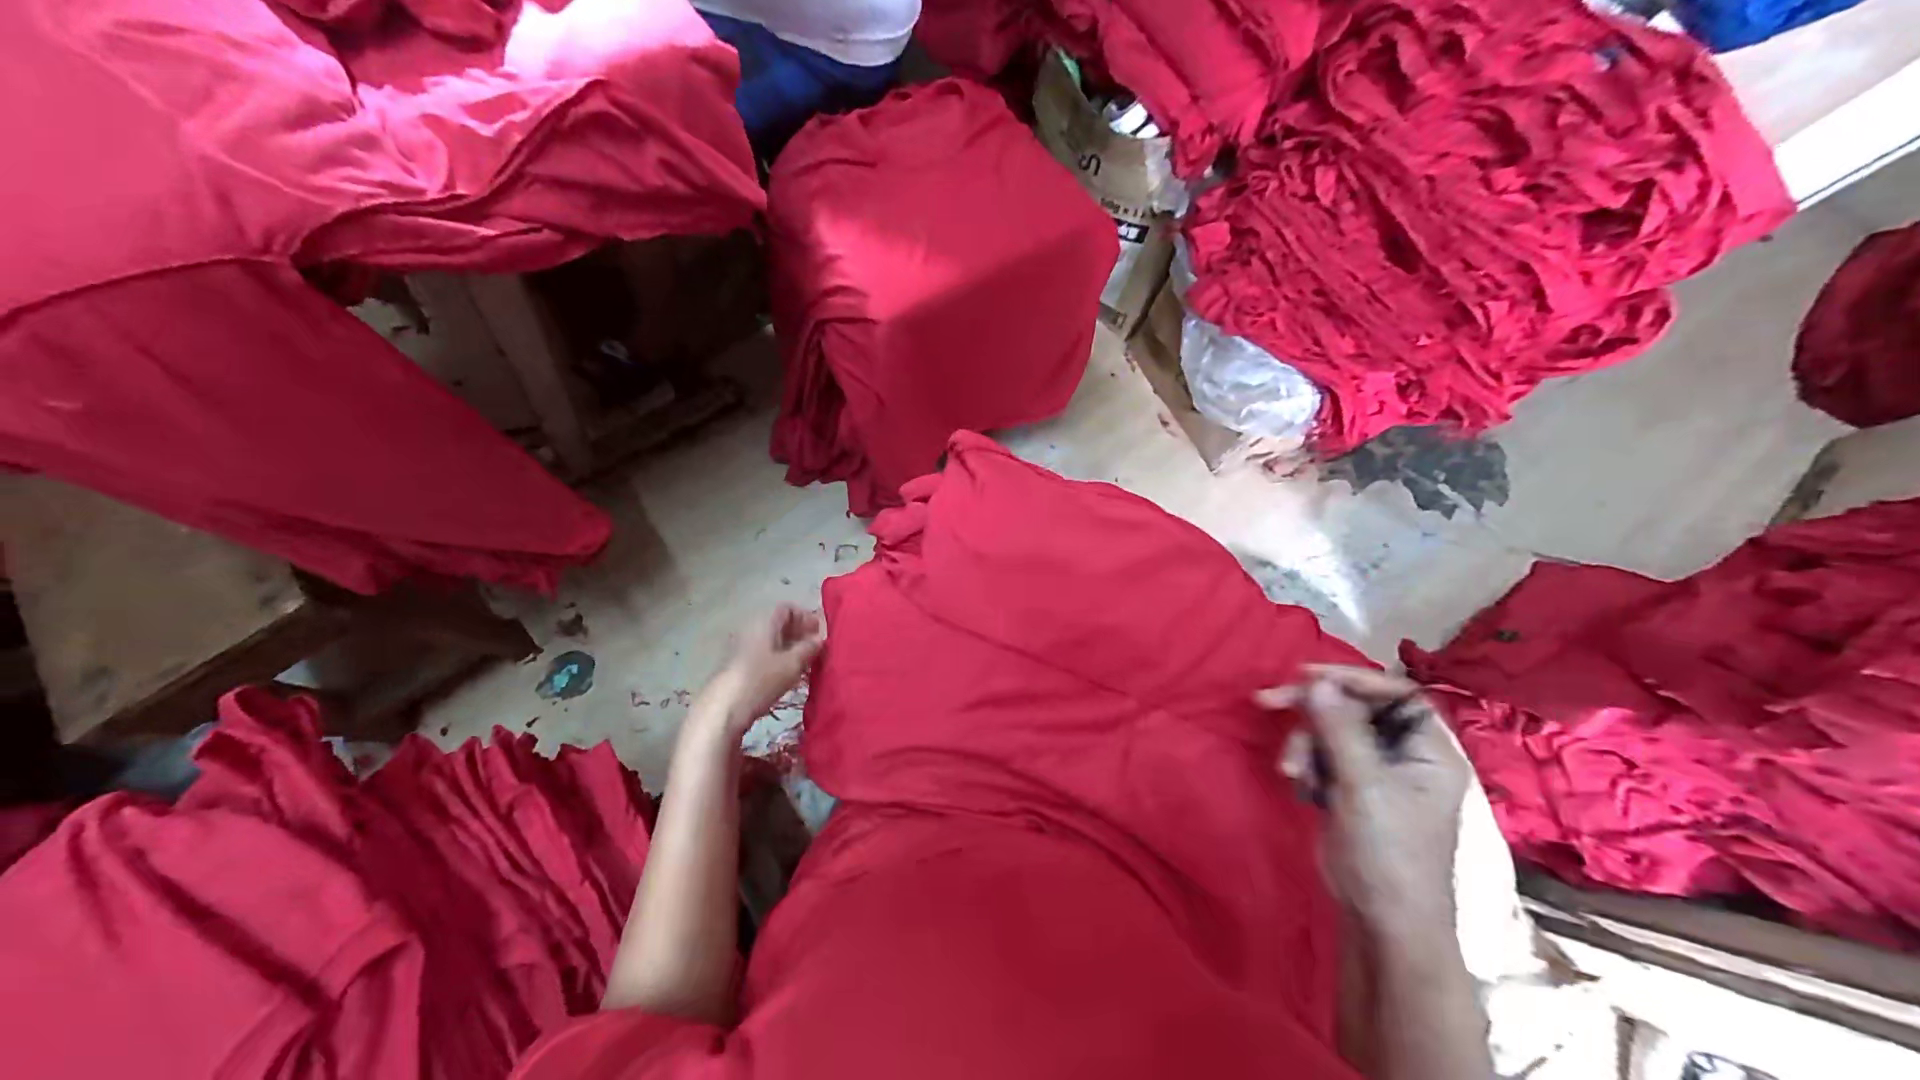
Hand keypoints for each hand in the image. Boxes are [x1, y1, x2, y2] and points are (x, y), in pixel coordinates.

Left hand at [691, 605, 824, 737]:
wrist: (723, 708)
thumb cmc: (760, 679)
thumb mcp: (792, 664)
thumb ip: (808, 648)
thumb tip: (819, 639)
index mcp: (764, 621)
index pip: (787, 608)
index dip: (806, 616)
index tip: (819, 632)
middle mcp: (750, 628)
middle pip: (778, 623)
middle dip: (799, 633)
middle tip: (816, 648)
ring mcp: (741, 646)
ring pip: (770, 640)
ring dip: (789, 647)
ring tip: (804, 664)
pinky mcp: (736, 664)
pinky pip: (762, 653)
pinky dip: (777, 658)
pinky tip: (786, 675)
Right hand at [1257, 665, 1469, 932]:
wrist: (1381, 919)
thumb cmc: (1388, 852)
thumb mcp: (1363, 786)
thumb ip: (1339, 730)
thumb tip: (1316, 681)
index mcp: (1428, 751)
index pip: (1395, 694)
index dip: (1352, 678)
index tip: (1306, 676)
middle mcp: (1405, 755)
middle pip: (1353, 709)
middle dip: (1312, 710)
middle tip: (1267, 701)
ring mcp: (1376, 773)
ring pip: (1330, 731)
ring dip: (1304, 744)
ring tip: (1292, 773)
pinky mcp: (1350, 789)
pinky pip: (1321, 756)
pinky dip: (1305, 764)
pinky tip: (1300, 787)